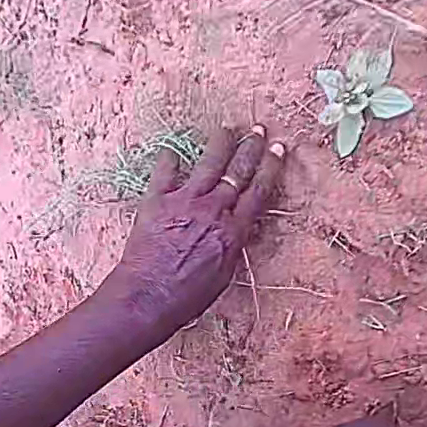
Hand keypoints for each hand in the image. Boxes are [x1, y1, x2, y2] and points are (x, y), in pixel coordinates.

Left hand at [96, 124, 287, 338]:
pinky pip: (165, 172)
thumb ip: (233, 246)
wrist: (148, 297)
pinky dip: (170, 160)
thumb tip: (240, 230)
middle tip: (258, 129)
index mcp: (232, 231)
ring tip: (227, 129)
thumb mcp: (223, 276)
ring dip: (220, 144)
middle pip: (237, 172)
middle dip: (250, 148)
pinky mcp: (156, 202)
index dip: (270, 168)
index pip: (258, 192)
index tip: (278, 149)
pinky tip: (173, 150)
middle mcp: (212, 211)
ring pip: (207, 165)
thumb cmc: (187, 297)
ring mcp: (184, 202)